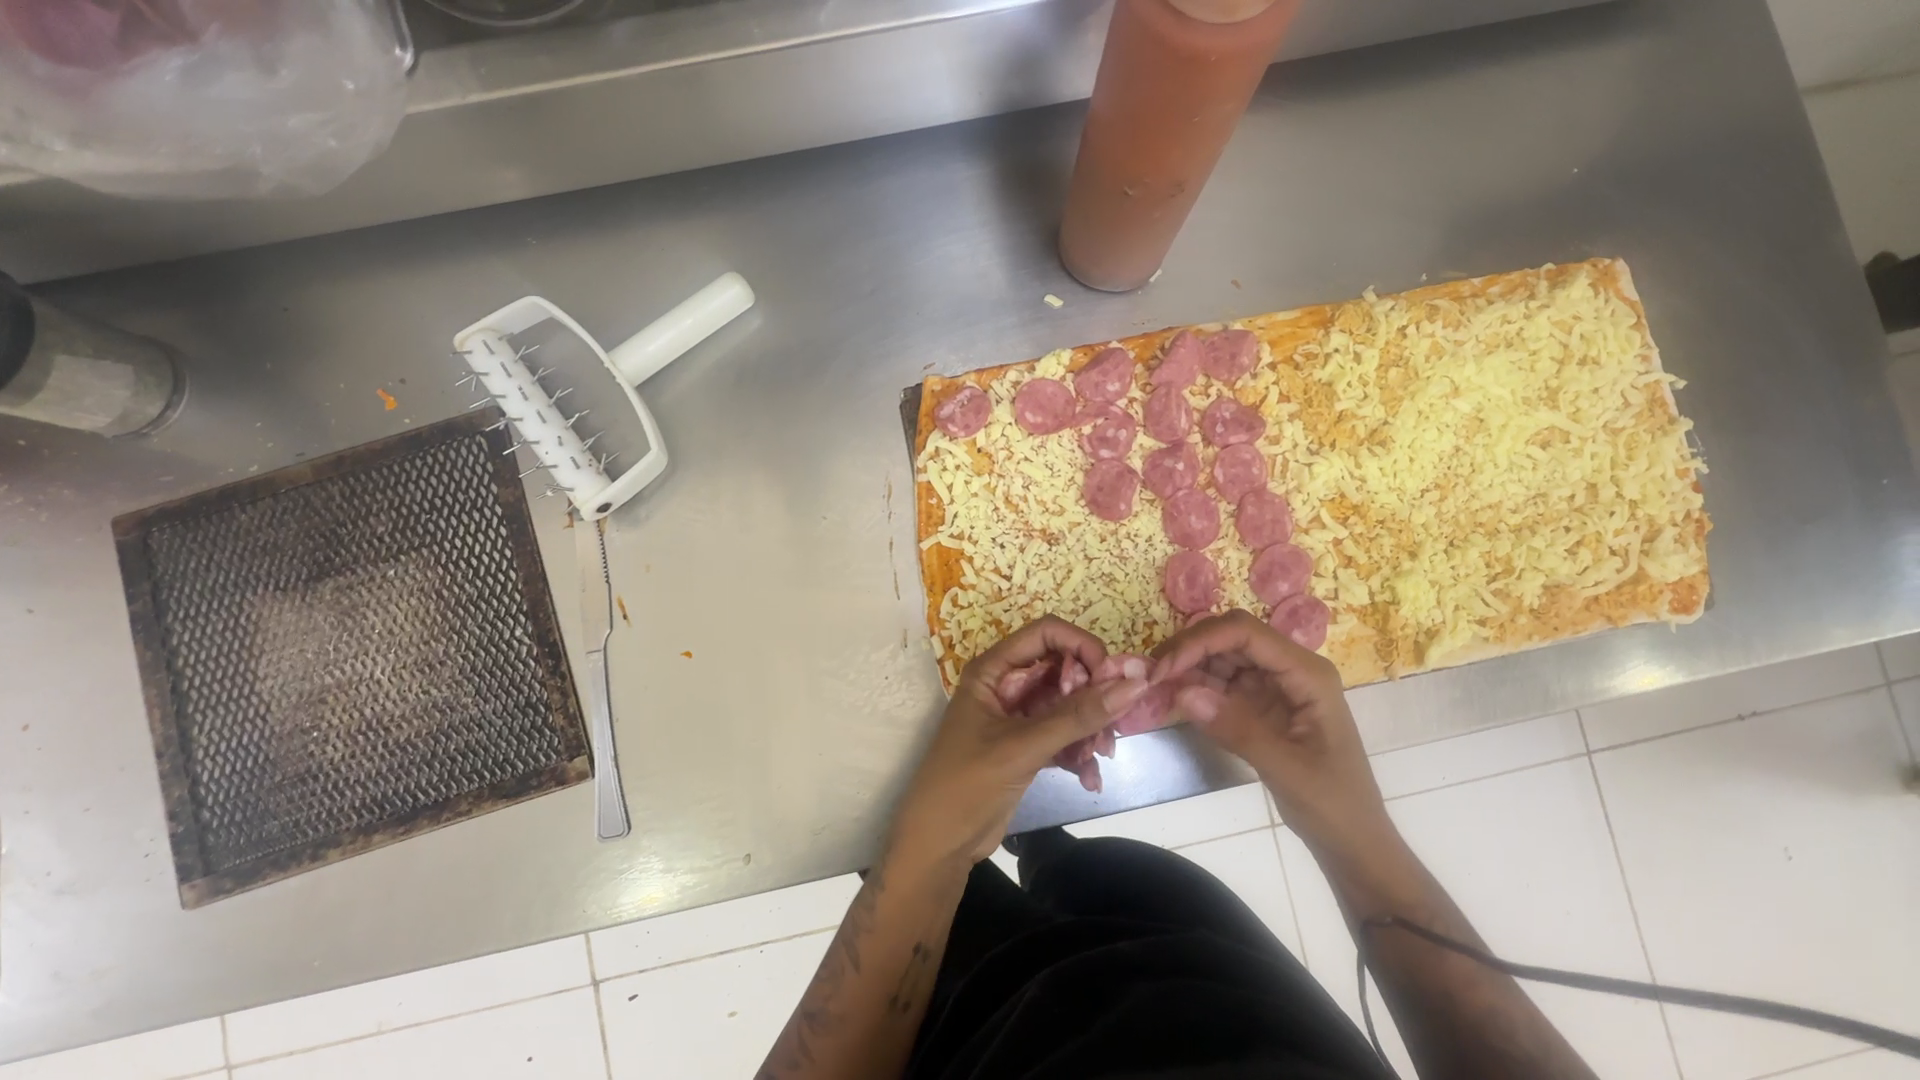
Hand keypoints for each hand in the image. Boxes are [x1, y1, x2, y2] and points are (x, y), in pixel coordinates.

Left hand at [890, 616, 1148, 866]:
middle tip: (1111, 727)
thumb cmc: (967, 784)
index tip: (1110, 678)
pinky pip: (1065, 735)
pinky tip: (1089, 779)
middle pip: (1064, 670)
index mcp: (993, 671)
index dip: (1082, 647)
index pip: (1047, 634)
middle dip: (1093, 696)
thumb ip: (1078, 715)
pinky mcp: (1027, 747)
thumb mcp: (1023, 747)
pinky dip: (1080, 752)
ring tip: (1099, 758)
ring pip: (1070, 705)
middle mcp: (1006, 686)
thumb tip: (1134, 683)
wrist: (939, 845)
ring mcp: (1018, 718)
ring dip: (1090, 729)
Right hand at [1151, 610, 1392, 855]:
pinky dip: (1195, 688)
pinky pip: (1222, 685)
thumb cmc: (1332, 804)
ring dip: (1187, 667)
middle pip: (1230, 639)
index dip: (1199, 642)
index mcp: (1307, 674)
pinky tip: (1171, 699)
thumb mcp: (1287, 770)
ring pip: (1222, 659)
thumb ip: (1237, 729)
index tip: (1162, 669)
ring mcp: (1274, 688)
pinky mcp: (1260, 707)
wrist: (1352, 841)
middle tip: (1148, 676)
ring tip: (1151, 686)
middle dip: (1188, 650)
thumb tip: (1183, 693)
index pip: (1245, 633)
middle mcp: (1290, 671)